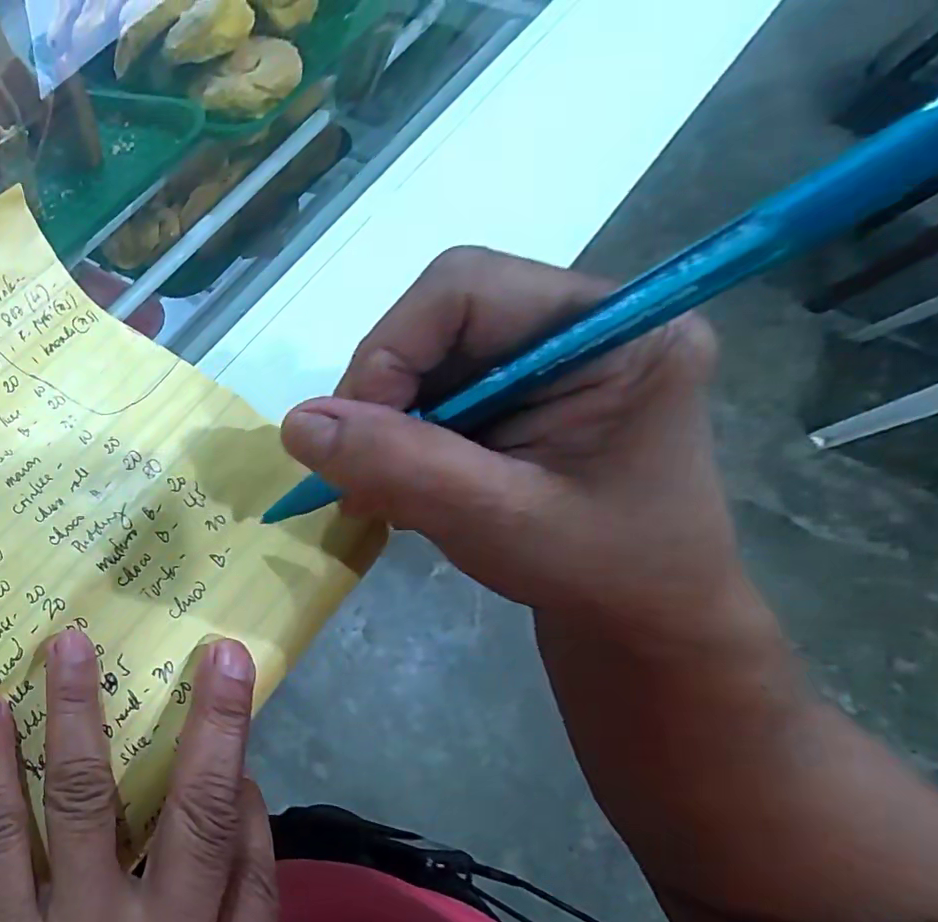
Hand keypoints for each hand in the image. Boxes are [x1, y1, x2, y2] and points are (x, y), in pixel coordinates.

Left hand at [0, 628, 275, 921]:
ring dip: (81, 711)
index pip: (250, 862)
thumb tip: (234, 852)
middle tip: (217, 653)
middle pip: (196, 809)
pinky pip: (0, 833)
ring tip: (69, 643)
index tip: (230, 734)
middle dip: (212, 723)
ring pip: (90, 796)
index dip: (244, 787)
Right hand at [278, 247, 741, 641]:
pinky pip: (428, 389)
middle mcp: (578, 325)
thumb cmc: (594, 570)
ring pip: (420, 356)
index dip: (391, 351)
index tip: (360, 437)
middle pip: (435, 318)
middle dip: (382, 393)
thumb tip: (297, 424)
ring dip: (383, 422)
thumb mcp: (493, 518)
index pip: (464, 288)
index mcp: (611, 332)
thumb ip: (398, 465)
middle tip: (362, 470)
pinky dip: (395, 437)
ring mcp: (545, 358)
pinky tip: (401, 484)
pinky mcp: (518, 392)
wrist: (639, 617)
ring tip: (380, 490)